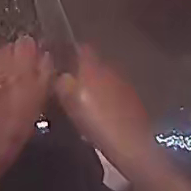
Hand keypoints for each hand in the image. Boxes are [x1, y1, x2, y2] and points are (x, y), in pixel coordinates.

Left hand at [0, 37, 53, 165]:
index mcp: (23, 66)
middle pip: (7, 46)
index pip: (26, 43)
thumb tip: (45, 54)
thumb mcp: (40, 97)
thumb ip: (44, 72)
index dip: (28, 52)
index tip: (29, 63)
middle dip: (10, 56)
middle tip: (13, 74)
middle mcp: (0, 61)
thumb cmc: (20, 123)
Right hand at [53, 47, 156, 170]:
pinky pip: (113, 91)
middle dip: (80, 70)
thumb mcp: (69, 103)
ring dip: (93, 85)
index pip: (81, 47)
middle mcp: (110, 69)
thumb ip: (61, 83)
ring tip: (82, 100)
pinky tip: (99, 112)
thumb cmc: (95, 121)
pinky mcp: (132, 99)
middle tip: (66, 83)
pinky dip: (105, 97)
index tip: (58, 58)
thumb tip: (60, 74)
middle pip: (92, 63)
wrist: (130, 142)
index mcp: (93, 67)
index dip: (68, 50)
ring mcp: (124, 84)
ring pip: (103, 78)